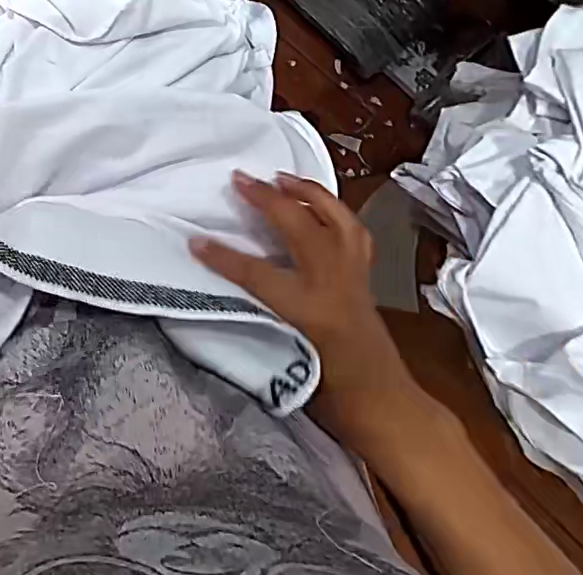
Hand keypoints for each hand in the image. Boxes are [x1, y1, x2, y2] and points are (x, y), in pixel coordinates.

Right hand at [192, 171, 430, 456]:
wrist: (386, 406)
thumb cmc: (334, 397)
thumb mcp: (287, 364)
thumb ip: (263, 323)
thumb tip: (232, 294)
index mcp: (310, 312)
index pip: (258, 275)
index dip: (224, 258)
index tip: (196, 241)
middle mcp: (334, 283)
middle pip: (300, 226)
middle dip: (268, 198)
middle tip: (241, 178)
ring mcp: (354, 274)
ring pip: (335, 217)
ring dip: (307, 192)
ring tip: (282, 177)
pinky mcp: (366, 274)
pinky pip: (352, 229)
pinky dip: (334, 209)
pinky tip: (319, 204)